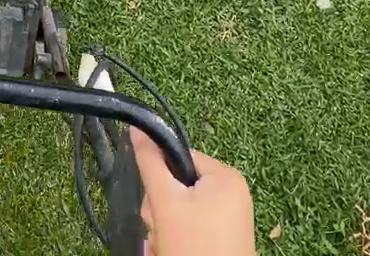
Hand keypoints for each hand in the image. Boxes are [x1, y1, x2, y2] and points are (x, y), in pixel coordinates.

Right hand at [132, 129, 256, 255]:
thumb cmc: (194, 246)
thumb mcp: (165, 201)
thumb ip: (149, 161)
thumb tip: (136, 127)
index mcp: (226, 176)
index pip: (179, 158)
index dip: (161, 176)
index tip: (155, 201)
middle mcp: (233, 194)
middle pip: (179, 184)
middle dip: (162, 207)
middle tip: (160, 227)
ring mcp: (230, 219)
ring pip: (182, 207)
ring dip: (165, 224)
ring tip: (165, 244)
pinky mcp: (225, 239)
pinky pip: (192, 224)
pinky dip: (177, 236)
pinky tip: (172, 249)